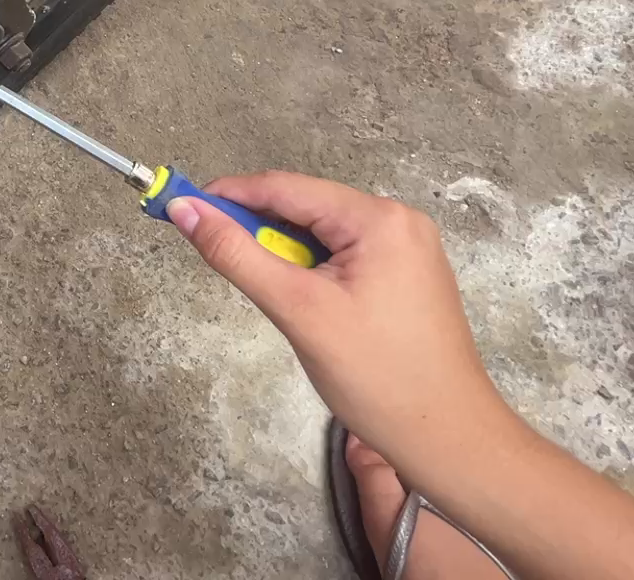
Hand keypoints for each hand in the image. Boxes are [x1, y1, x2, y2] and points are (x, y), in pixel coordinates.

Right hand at [167, 172, 523, 481]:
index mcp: (377, 219)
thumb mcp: (295, 308)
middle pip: (300, 204)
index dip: (226, 195)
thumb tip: (181, 209)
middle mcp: (395, 219)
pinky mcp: (402, 271)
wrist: (453, 445)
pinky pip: (335, 249)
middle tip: (212, 249)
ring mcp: (404, 245)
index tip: (180, 208)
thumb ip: (234, 252)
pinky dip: (302, 262)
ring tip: (254, 279)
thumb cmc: (376, 376)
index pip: (283, 187)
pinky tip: (291, 290)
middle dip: (252, 223)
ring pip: (315, 228)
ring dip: (276, 245)